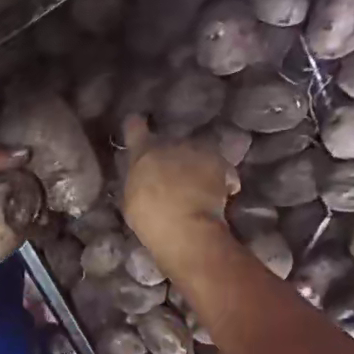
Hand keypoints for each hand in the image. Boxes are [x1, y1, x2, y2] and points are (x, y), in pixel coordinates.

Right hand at [119, 114, 238, 256]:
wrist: (186, 227)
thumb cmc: (150, 217)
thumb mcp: (130, 200)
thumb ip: (136, 182)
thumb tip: (140, 178)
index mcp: (144, 151)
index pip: (134, 126)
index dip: (135, 127)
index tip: (136, 129)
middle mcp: (172, 143)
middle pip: (170, 141)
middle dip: (170, 153)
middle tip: (170, 173)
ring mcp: (199, 150)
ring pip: (196, 151)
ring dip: (195, 163)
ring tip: (197, 182)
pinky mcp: (222, 164)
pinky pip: (220, 168)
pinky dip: (220, 177)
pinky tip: (221, 192)